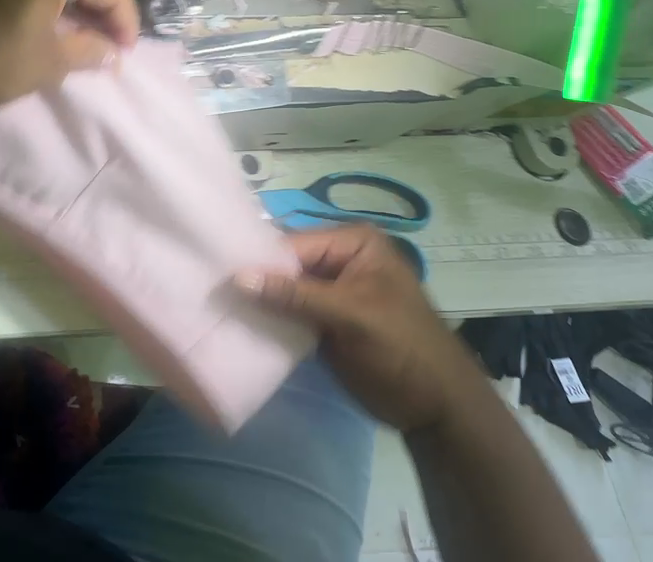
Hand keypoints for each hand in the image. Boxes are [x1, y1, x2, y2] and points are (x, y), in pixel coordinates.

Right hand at [237, 224, 487, 432]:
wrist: (438, 410)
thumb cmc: (405, 351)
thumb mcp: (351, 317)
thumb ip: (295, 296)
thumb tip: (236, 278)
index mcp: (354, 243)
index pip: (292, 244)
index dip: (259, 261)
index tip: (218, 275)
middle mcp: (339, 259)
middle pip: (284, 263)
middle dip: (255, 280)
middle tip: (214, 293)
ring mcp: (330, 290)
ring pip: (281, 288)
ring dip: (257, 301)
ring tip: (219, 307)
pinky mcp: (322, 319)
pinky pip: (286, 311)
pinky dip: (268, 318)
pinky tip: (240, 324)